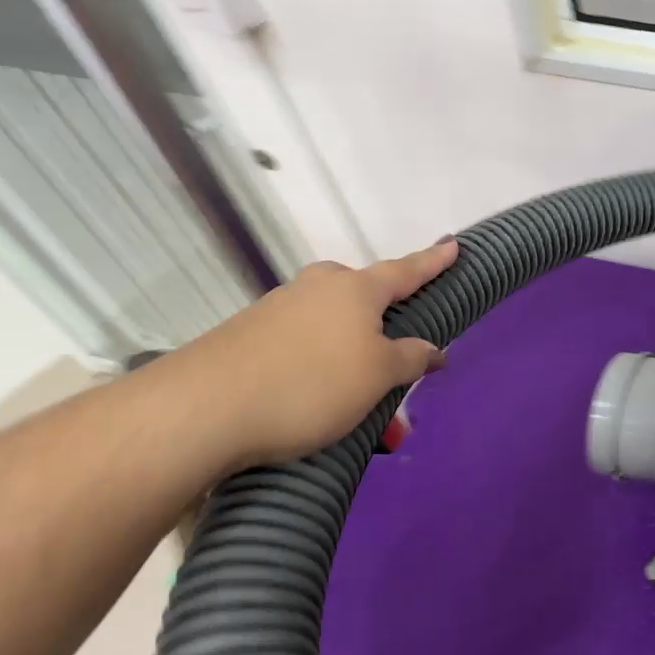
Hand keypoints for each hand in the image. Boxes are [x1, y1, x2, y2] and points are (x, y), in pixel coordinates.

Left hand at [157, 239, 460, 471]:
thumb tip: (432, 348)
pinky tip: (315, 396)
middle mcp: (316, 288)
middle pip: (361, 292)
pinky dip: (318, 363)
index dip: (434, 261)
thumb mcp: (378, 376)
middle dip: (382, 312)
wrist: (199, 411)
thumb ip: (411, 358)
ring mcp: (277, 309)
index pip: (406, 271)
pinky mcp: (246, 337)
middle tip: (397, 340)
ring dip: (348, 347)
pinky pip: (301, 343)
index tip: (454, 244)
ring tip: (357, 390)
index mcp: (355, 289)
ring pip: (329, 322)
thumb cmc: (310, 383)